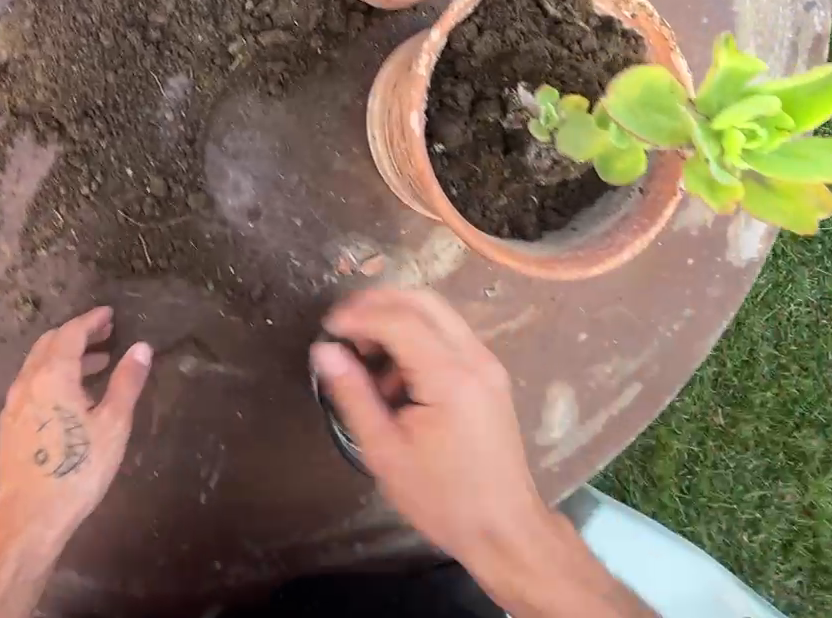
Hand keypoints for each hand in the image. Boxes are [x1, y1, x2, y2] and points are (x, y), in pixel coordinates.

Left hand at [0, 306, 152, 548]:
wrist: (27, 521)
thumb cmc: (76, 470)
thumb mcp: (113, 425)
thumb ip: (126, 382)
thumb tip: (141, 347)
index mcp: (52, 375)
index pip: (71, 333)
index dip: (91, 320)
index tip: (109, 314)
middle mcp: (28, 381)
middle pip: (50, 343)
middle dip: (78, 333)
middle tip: (104, 333)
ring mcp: (14, 404)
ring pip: (39, 364)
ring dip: (66, 355)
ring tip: (96, 363)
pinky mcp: (9, 426)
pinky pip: (32, 383)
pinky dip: (53, 374)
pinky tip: (71, 396)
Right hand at [310, 288, 552, 569]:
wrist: (507, 532)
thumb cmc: (443, 499)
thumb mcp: (385, 452)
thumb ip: (353, 394)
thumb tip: (324, 351)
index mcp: (450, 377)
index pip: (399, 319)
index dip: (358, 315)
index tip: (328, 328)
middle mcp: (474, 358)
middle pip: (422, 300)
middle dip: (377, 302)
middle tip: (344, 324)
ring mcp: (486, 363)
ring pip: (437, 312)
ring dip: (396, 317)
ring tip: (366, 353)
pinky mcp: (488, 373)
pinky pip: (447, 334)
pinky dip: (416, 336)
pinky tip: (395, 373)